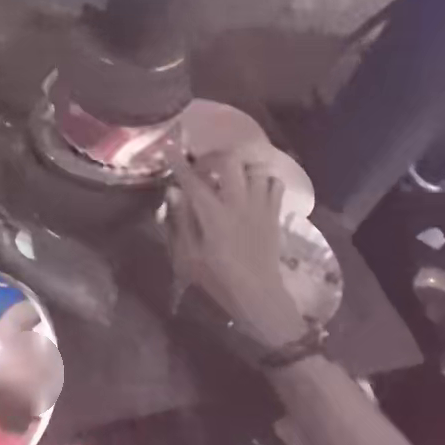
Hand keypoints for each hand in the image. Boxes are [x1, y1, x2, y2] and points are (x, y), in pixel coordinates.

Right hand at [168, 152, 309, 350]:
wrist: (259, 296)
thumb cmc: (218, 279)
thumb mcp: (188, 257)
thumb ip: (180, 221)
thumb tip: (174, 193)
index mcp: (213, 215)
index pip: (193, 180)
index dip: (179, 162)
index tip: (170, 149)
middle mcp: (239, 203)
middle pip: (229, 160)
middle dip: (212, 156)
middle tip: (202, 166)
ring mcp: (261, 205)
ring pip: (255, 166)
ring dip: (239, 166)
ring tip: (229, 175)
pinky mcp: (275, 212)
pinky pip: (274, 182)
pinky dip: (262, 179)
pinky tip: (251, 188)